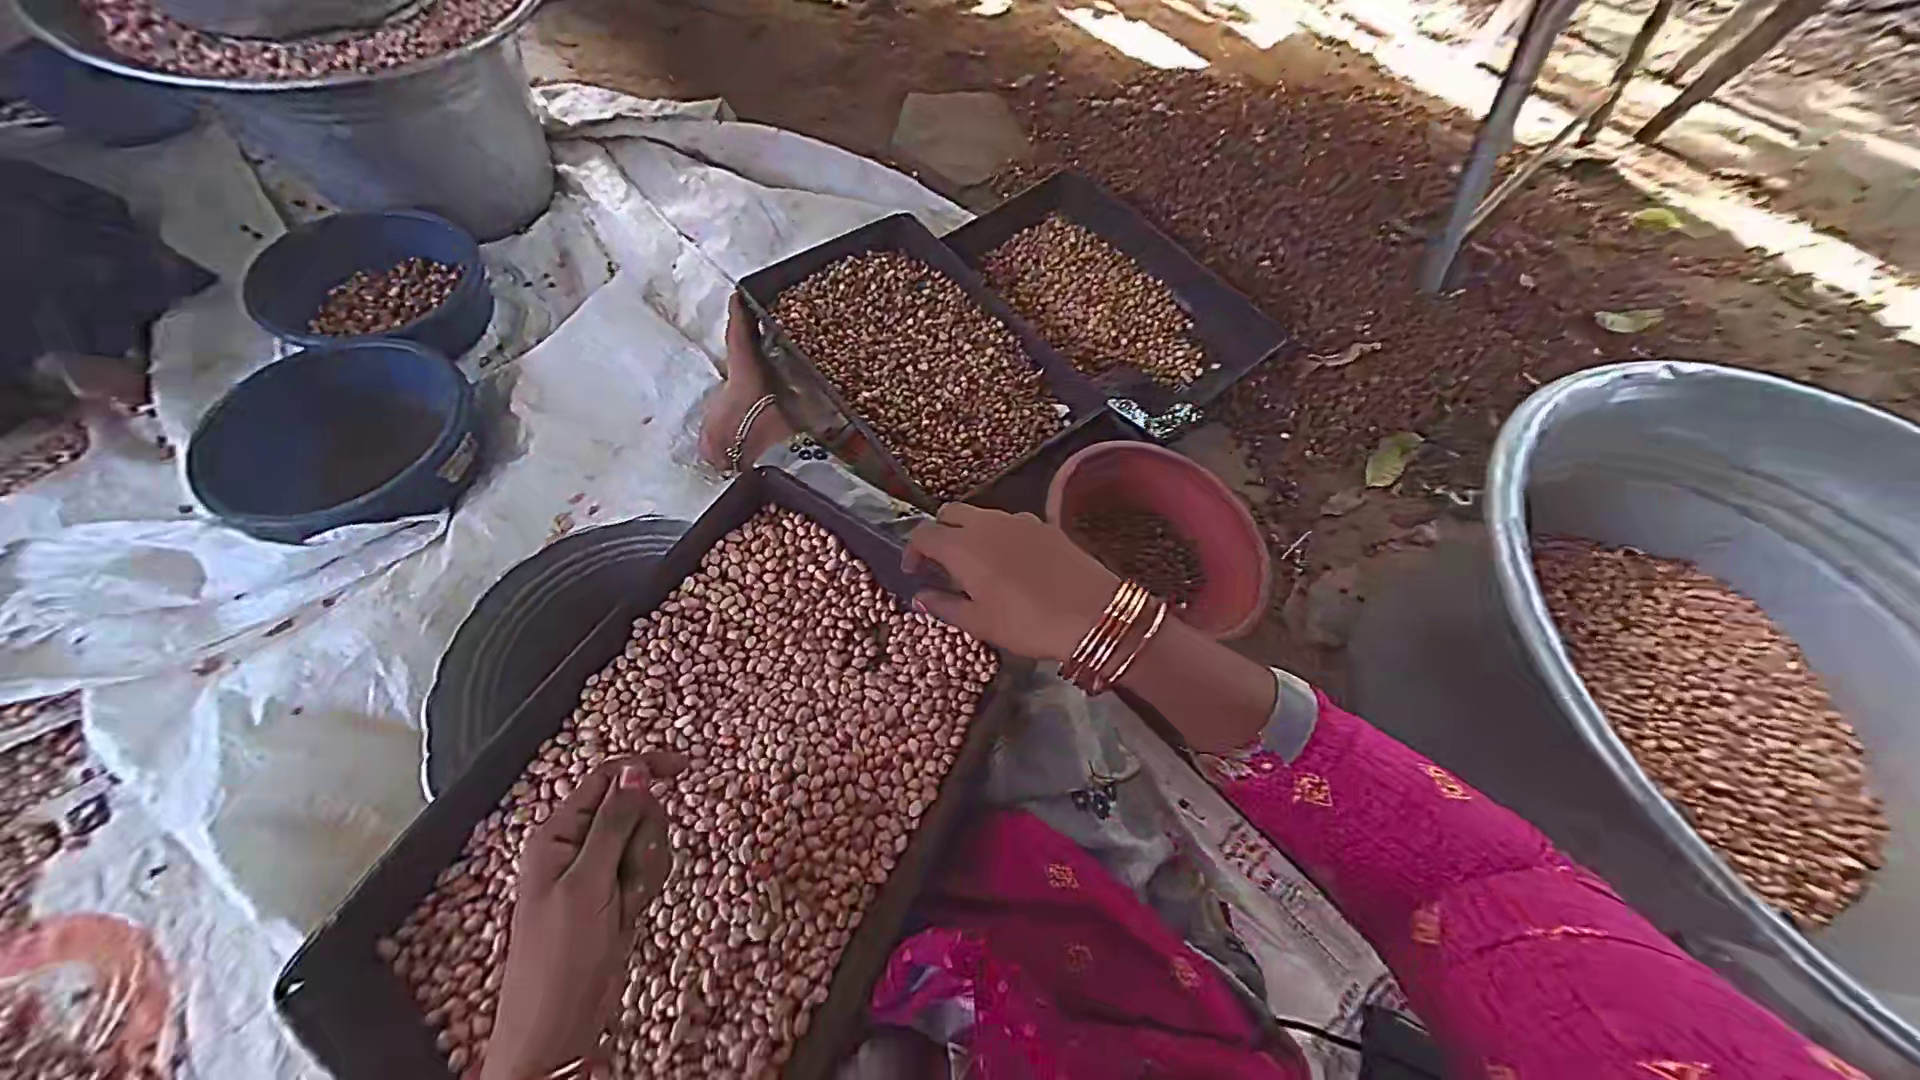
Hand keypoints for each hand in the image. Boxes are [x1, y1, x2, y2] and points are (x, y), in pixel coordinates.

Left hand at [480, 752, 684, 1079]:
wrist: (561, 1028)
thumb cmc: (560, 956)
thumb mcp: (587, 883)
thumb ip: (614, 822)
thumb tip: (635, 770)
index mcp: (559, 833)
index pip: (607, 778)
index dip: (644, 768)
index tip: (683, 767)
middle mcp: (580, 843)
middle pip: (636, 807)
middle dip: (644, 835)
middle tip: (629, 872)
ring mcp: (602, 867)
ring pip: (648, 836)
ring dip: (647, 865)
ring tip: (624, 901)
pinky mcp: (619, 888)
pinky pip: (650, 864)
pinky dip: (648, 883)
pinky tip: (630, 911)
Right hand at [903, 503, 1118, 661]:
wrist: (1092, 614)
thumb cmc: (1028, 623)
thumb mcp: (980, 623)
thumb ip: (944, 606)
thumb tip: (920, 597)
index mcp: (963, 546)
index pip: (923, 534)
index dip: (912, 550)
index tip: (914, 571)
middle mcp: (987, 523)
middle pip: (950, 513)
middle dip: (939, 532)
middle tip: (941, 563)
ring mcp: (1019, 520)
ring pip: (981, 514)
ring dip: (969, 532)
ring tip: (976, 564)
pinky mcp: (1045, 524)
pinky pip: (1010, 521)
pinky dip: (998, 534)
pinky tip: (1010, 562)